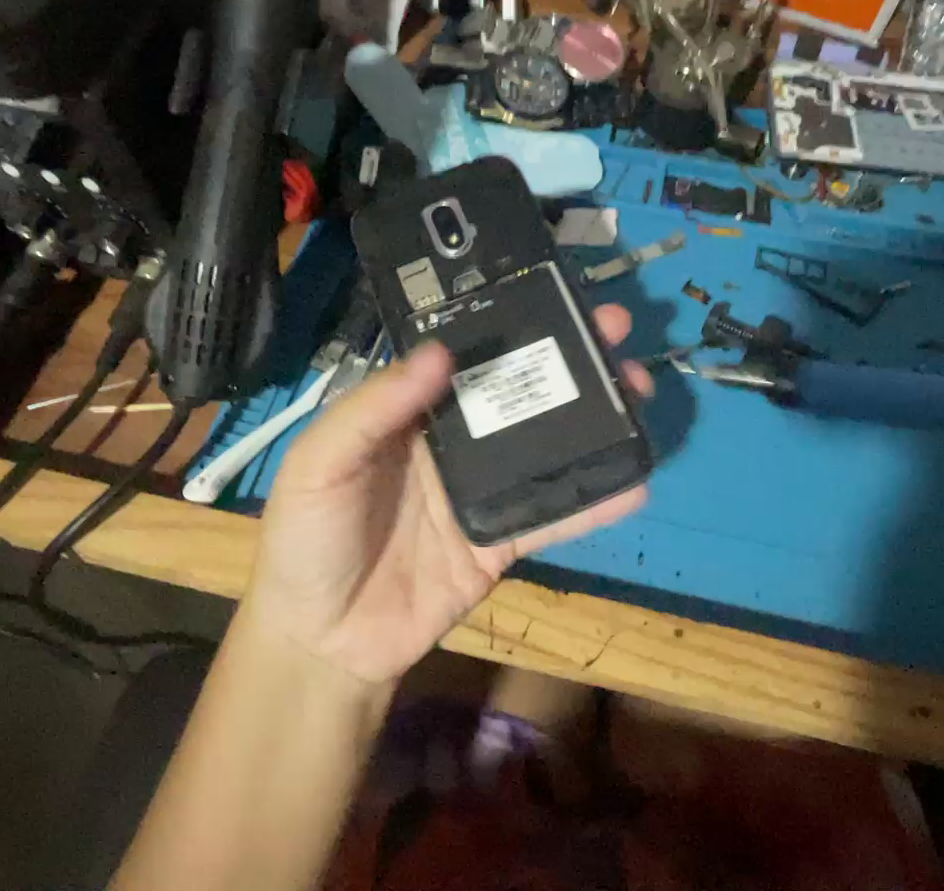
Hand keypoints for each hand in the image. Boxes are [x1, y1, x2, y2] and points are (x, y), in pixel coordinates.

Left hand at [243, 306, 651, 683]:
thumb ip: (373, 408)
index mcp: (408, 415)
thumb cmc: (307, 539)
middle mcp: (452, 444)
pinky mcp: (500, 542)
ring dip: (592, 418)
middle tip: (615, 333)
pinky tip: (634, 481)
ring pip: (545, 447)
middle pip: (517, 393)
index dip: (507, 327)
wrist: (322, 641)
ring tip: (636, 389)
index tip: (552, 300)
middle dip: (567, 360)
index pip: (465, 357)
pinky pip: (551, 517)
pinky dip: (593, 502)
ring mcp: (481, 493)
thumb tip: (439, 352)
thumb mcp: (319, 463)